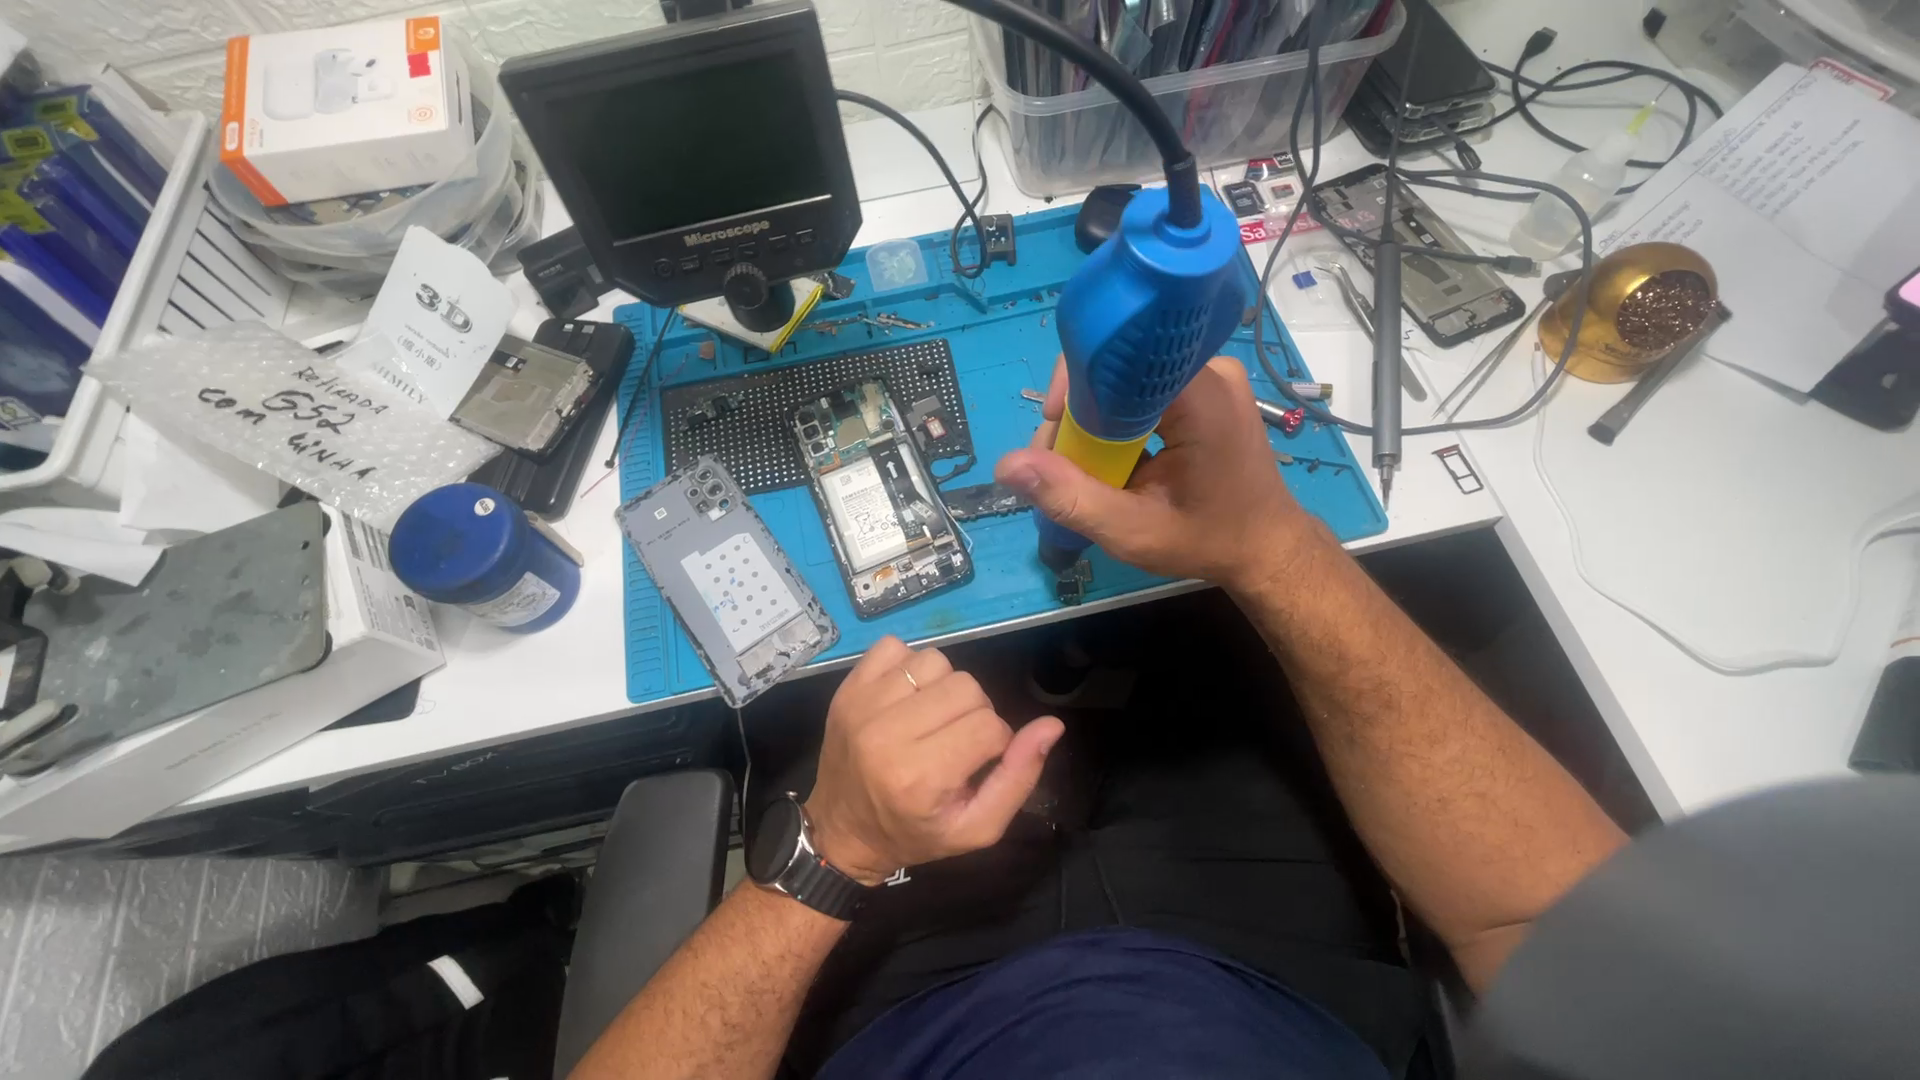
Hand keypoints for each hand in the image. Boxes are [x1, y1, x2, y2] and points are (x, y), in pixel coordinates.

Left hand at [805, 637, 1064, 884]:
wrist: (842, 831)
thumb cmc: (914, 832)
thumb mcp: (976, 827)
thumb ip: (1019, 778)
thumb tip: (1052, 726)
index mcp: (921, 776)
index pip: (989, 726)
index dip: (996, 741)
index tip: (977, 762)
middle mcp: (888, 735)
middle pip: (966, 687)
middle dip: (973, 711)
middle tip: (956, 739)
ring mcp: (863, 706)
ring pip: (935, 661)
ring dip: (943, 686)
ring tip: (931, 717)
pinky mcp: (847, 689)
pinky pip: (893, 647)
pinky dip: (908, 666)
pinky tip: (906, 698)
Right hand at [995, 356, 1321, 593]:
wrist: (1267, 548)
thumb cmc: (1208, 539)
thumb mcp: (1133, 530)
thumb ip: (1070, 497)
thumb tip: (1007, 466)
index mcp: (1199, 392)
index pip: (1117, 358)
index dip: (1073, 388)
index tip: (1052, 431)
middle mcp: (1207, 369)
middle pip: (1117, 368)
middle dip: (1078, 414)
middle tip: (1063, 465)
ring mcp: (1210, 376)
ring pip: (1125, 381)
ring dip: (1094, 421)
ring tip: (1086, 468)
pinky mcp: (1205, 389)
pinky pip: (1143, 390)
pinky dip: (1117, 421)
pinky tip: (1112, 458)